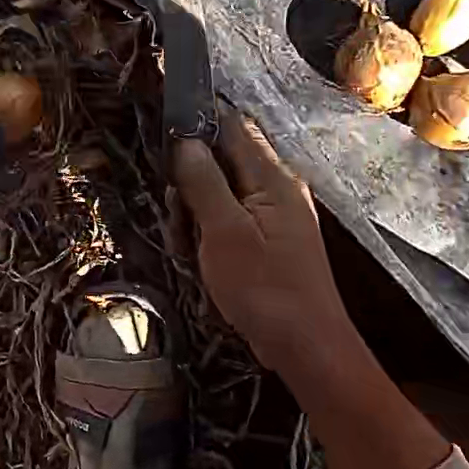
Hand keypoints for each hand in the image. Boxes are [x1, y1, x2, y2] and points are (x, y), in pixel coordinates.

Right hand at [171, 109, 350, 371]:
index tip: (161, 130)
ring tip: (189, 249)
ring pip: (221, 194)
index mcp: (273, 176)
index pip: (232, 125)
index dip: (196, 121)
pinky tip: (202, 261)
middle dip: (191, 183)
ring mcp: (274, 214)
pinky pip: (230, 220)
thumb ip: (204, 181)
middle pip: (222, 161)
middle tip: (177, 219)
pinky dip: (210, 234)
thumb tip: (184, 138)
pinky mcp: (268, 238)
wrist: (307, 348)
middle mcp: (277, 187)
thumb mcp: (225, 232)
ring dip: (196, 215)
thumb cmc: (264, 288)